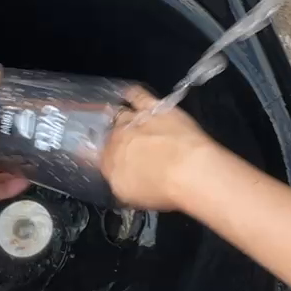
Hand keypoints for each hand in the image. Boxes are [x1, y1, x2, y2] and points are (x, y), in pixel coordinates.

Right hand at [101, 86, 227, 211]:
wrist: (188, 169)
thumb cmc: (162, 189)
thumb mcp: (133, 197)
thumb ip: (122, 184)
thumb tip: (121, 178)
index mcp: (110, 164)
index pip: (102, 159)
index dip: (107, 160)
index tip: (113, 163)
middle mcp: (118, 139)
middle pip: (110, 136)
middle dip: (114, 139)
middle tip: (125, 145)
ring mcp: (136, 121)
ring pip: (121, 115)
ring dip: (120, 118)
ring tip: (121, 119)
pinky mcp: (155, 108)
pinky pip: (138, 96)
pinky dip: (132, 94)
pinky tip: (129, 93)